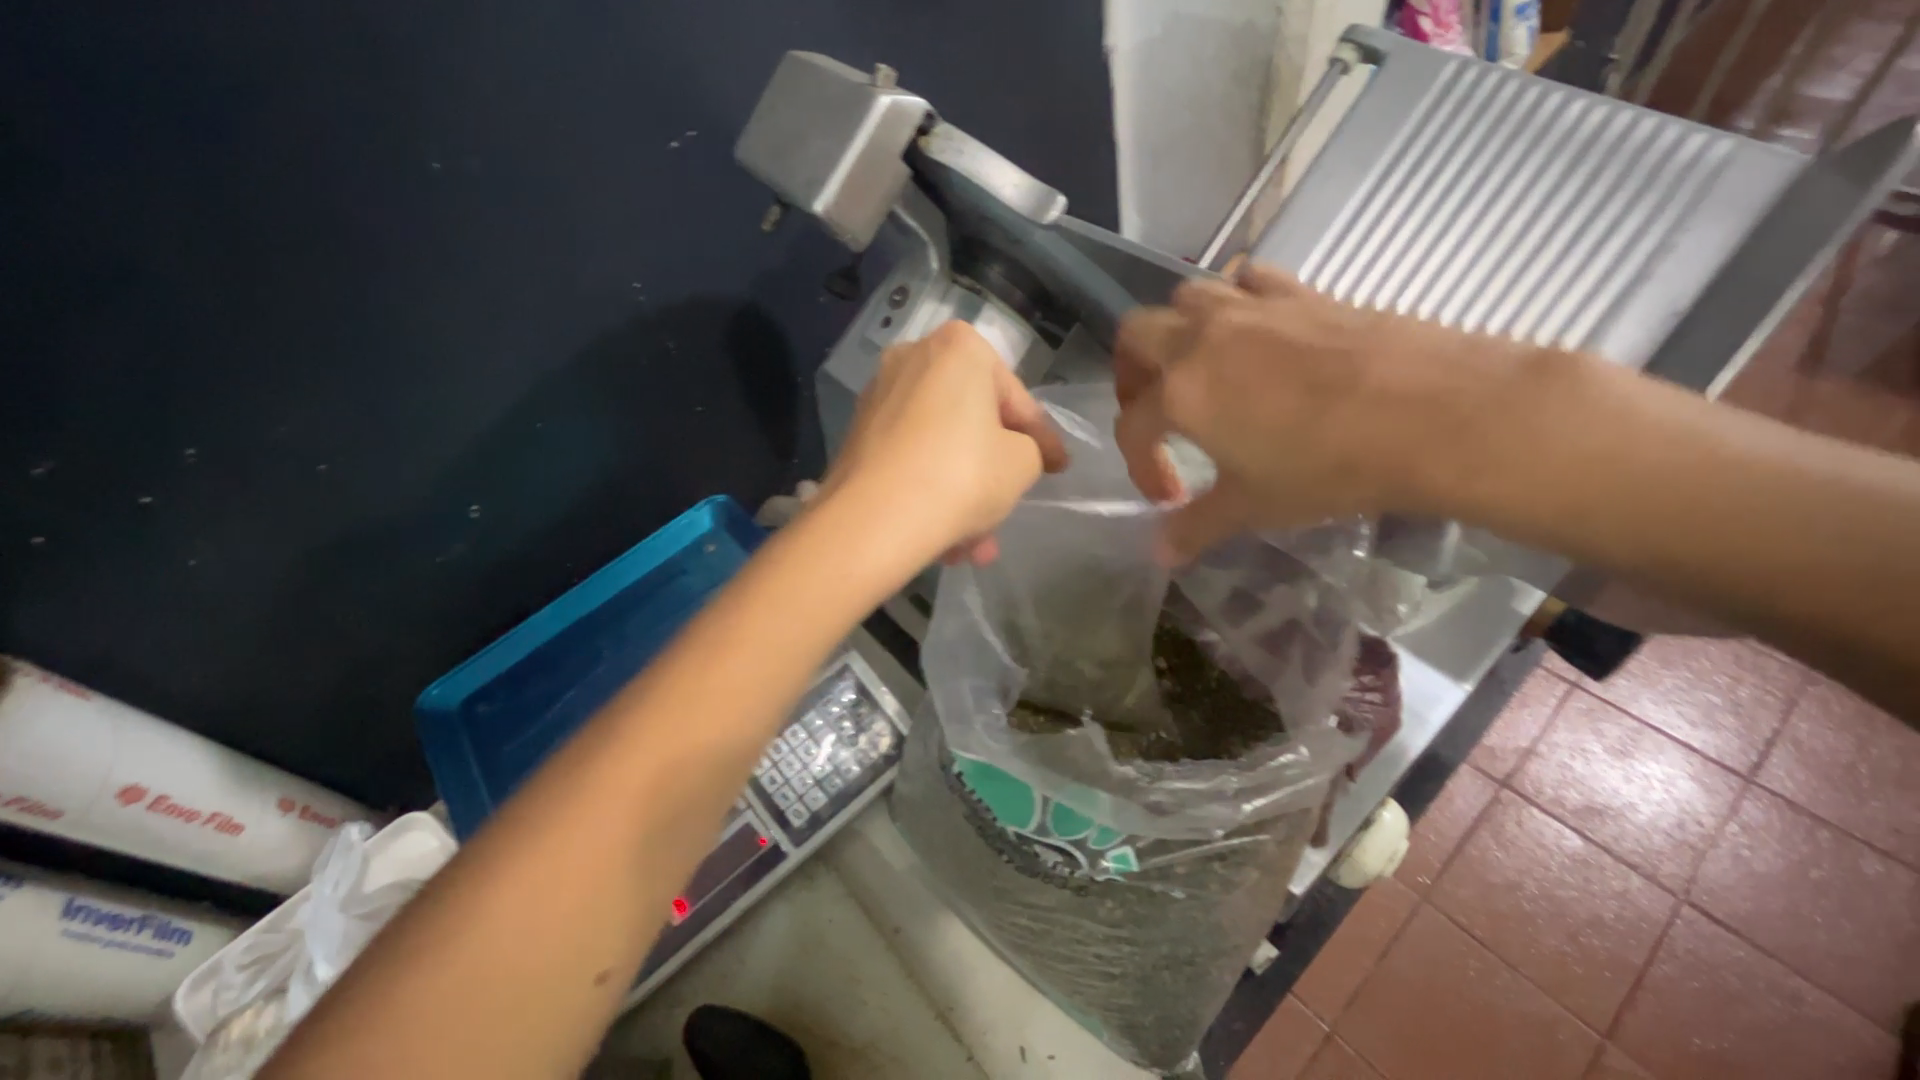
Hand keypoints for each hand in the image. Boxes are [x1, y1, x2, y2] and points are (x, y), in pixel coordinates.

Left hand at [821, 320, 1068, 564]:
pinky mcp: (855, 436)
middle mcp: (912, 358)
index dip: (1040, 438)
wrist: (872, 520)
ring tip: (976, 546)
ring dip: (962, 495)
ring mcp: (878, 397)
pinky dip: (929, 492)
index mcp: (959, 347)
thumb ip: (1029, 449)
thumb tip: (1015, 456)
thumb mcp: (1022, 463)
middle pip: (971, 421)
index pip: (1015, 397)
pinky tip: (944, 539)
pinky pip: (909, 461)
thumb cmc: (961, 476)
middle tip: (1009, 505)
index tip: (1057, 467)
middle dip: (991, 473)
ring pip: (938, 448)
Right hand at [1114, 263, 1536, 563]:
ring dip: (1179, 329)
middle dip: (1131, 375)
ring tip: (1201, 366)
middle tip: (1154, 411)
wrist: (1430, 414)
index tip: (1169, 497)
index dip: (1141, 466)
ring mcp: (1253, 308)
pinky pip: (1248, 280)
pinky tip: (1257, 329)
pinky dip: (1237, 299)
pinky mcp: (1302, 291)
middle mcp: (1204, 338)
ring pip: (1187, 296)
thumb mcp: (1253, 507)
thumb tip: (1160, 553)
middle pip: (1136, 336)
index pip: (1134, 426)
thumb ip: (1196, 527)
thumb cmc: (1328, 467)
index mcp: (1181, 392)